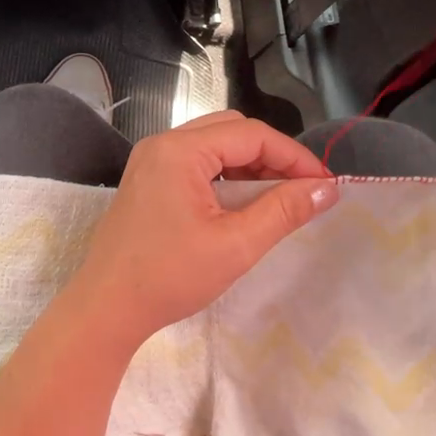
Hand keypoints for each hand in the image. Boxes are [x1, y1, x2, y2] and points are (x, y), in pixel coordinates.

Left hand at [64, 111, 336, 345]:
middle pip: (231, 130)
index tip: (325, 185)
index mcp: (179, 150)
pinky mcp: (147, 179)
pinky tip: (243, 204)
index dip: (294, 156)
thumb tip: (327, 189)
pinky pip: (195, 162)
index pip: (250, 134)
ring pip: (213, 144)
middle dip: (272, 156)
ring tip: (279, 199)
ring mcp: (150, 160)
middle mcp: (161, 143)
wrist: (107, 305)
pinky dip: (225, 175)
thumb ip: (283, 211)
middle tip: (303, 191)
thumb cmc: (170, 275)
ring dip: (249, 165)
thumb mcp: (235, 245)